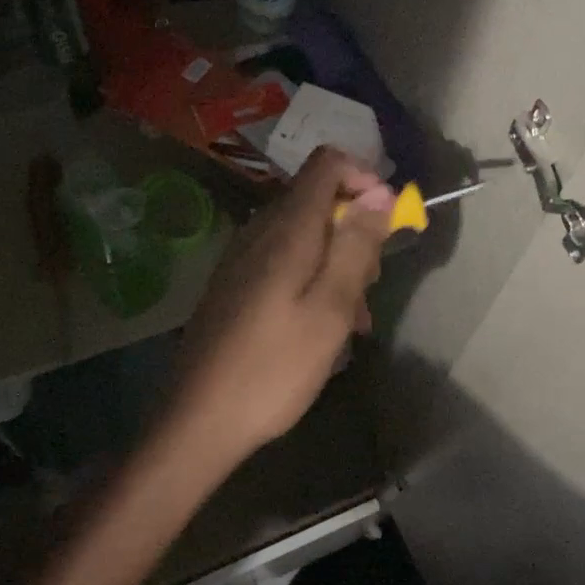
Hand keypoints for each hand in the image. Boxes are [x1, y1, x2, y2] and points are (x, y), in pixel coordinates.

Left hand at [168, 147, 394, 460]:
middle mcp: (261, 229)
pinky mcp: (236, 283)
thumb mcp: (331, 309)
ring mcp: (243, 256)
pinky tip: (321, 327)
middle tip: (371, 282)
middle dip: (356, 228)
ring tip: (355, 318)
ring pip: (305, 233)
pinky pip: (285, 259)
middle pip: (318, 198)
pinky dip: (313, 277)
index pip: (327, 163)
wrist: (197, 421)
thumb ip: (356, 246)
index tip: (387, 220)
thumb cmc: (273, 367)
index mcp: (287, 228)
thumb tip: (380, 192)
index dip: (364, 178)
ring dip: (338, 260)